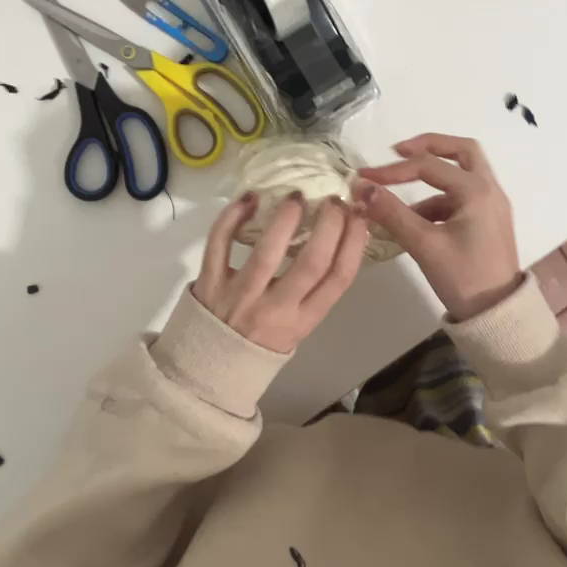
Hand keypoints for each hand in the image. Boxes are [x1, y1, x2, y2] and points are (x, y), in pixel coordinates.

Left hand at [193, 193, 370, 353]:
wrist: (207, 370)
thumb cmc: (260, 345)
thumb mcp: (297, 329)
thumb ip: (313, 293)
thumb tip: (335, 238)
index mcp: (302, 321)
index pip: (338, 279)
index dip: (353, 243)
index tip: (359, 215)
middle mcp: (274, 309)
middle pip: (310, 262)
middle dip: (328, 225)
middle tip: (334, 200)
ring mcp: (240, 295)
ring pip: (265, 252)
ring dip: (285, 218)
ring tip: (296, 196)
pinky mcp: (210, 282)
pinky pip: (219, 243)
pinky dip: (232, 217)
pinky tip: (250, 198)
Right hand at [356, 133, 521, 320]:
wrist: (499, 316)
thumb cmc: (464, 279)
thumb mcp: (424, 245)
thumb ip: (392, 213)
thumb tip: (362, 188)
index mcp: (476, 191)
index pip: (428, 165)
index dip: (392, 170)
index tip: (363, 179)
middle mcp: (490, 189)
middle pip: (460, 151)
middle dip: (427, 147)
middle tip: (397, 151)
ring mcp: (492, 205)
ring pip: (462, 174)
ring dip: (430, 178)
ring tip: (396, 201)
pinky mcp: (489, 221)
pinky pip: (461, 198)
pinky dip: (437, 200)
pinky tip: (415, 221)